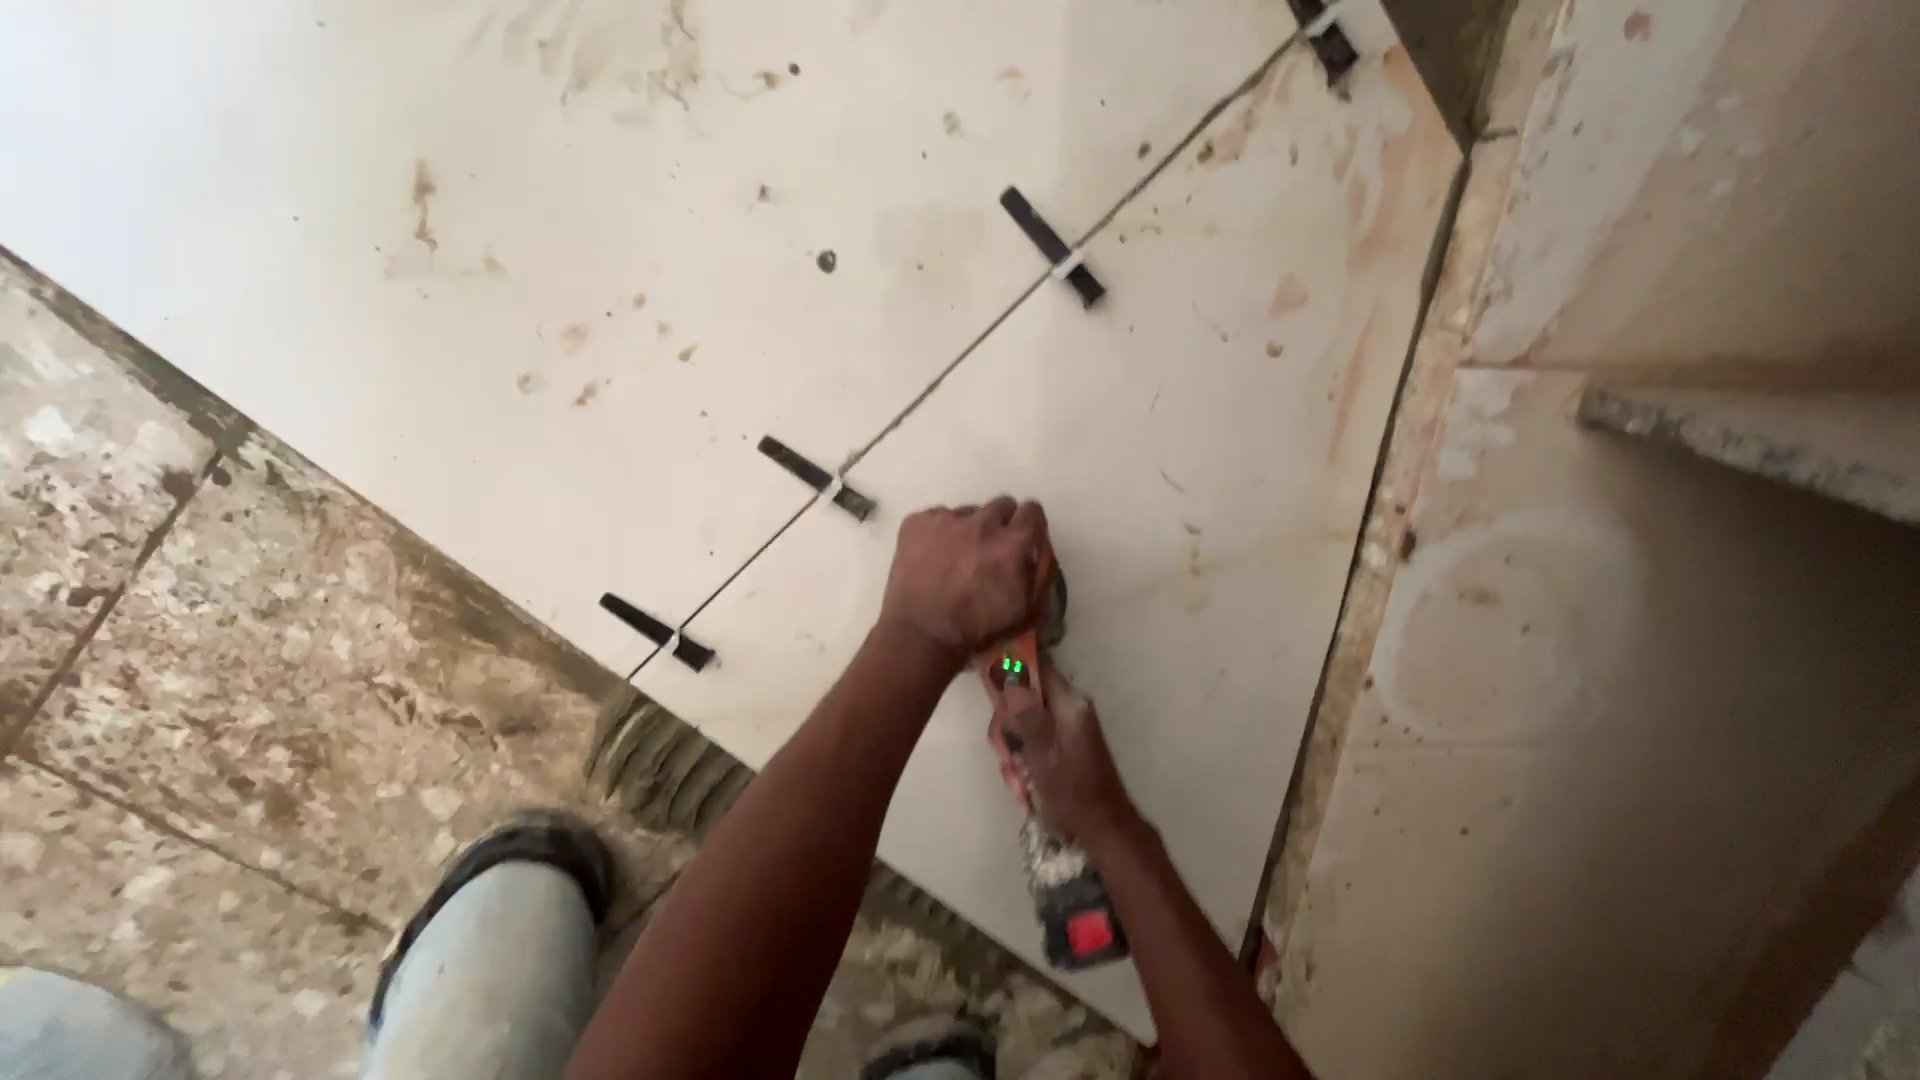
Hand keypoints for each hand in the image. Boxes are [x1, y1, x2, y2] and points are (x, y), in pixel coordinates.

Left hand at [878, 498, 1049, 668]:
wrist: (921, 634)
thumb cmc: (978, 627)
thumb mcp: (1027, 610)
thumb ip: (1042, 570)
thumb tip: (1040, 544)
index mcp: (1013, 542)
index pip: (1031, 511)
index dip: (1028, 524)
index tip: (1021, 537)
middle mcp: (982, 522)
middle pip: (1001, 505)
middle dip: (1000, 524)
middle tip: (988, 550)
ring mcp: (947, 519)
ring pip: (967, 512)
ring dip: (967, 529)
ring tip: (955, 557)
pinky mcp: (917, 521)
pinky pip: (936, 518)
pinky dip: (937, 533)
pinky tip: (932, 557)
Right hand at [987, 669, 1142, 850]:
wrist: (1103, 828)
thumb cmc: (1074, 794)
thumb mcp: (1044, 756)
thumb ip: (1028, 718)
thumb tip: (1012, 682)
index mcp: (1069, 704)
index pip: (1038, 667)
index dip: (1011, 670)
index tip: (991, 690)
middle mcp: (1069, 709)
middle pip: (1023, 698)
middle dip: (1007, 727)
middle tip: (1004, 755)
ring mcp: (1066, 727)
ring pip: (1023, 723)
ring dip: (1013, 750)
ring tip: (1017, 780)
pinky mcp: (1062, 744)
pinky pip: (1033, 740)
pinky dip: (1024, 759)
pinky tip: (1024, 785)